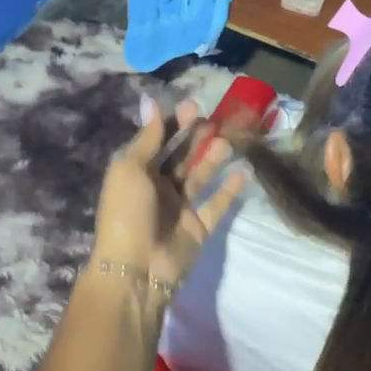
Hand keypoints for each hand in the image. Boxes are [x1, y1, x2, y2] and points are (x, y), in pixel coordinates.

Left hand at [93, 96, 246, 292]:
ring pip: (200, 176)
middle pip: (182, 157)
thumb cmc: (127, 213)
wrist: (136, 270)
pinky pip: (217, 204)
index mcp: (138, 174)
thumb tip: (150, 100)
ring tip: (228, 141)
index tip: (192, 106)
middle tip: (214, 120)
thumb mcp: (129, 169)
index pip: (158, 141)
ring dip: (213, 158)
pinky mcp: (200, 227)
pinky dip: (230, 188)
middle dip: (196, 137)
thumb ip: (148, 137)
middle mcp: (159, 188)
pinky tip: (243, 171)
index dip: (173, 124)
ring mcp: (181, 208)